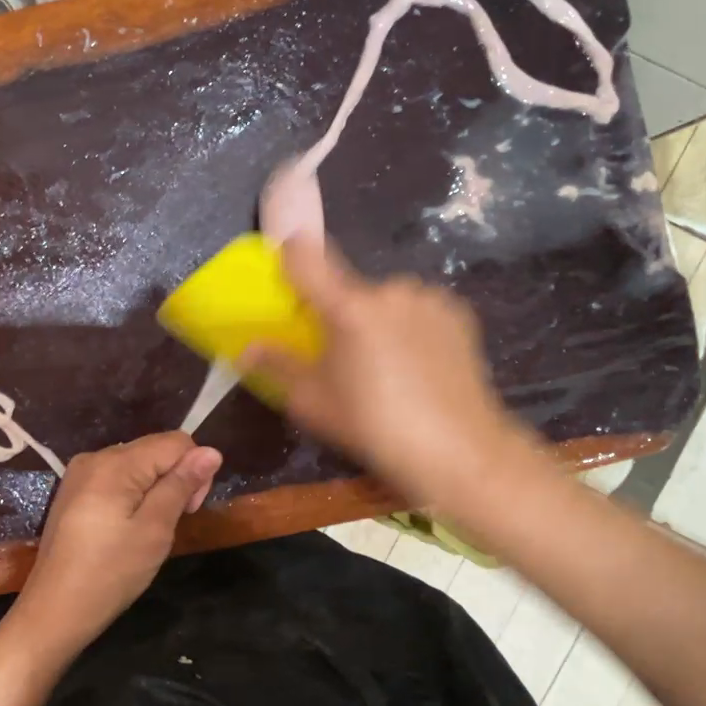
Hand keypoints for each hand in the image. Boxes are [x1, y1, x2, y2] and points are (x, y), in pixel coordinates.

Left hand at [9, 432, 221, 656]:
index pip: (175, 441)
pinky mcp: (73, 492)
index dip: (194, 470)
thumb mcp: (154, 529)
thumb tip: (211, 451)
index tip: (190, 510)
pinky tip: (126, 528)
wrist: (55, 608)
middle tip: (168, 525)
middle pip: (153, 450)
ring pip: (136, 465)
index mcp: (114, 462)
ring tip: (147, 530)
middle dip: (174, 479)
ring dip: (154, 489)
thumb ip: (181, 485)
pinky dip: (132, 496)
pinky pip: (116, 479)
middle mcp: (94, 457)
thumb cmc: (110, 571)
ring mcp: (79, 474)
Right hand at [243, 233, 529, 508]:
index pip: (305, 256)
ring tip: (383, 366)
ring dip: (376, 321)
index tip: (281, 271)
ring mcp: (428, 299)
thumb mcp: (311, 401)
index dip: (288, 255)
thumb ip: (277, 365)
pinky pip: (417, 312)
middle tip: (339, 355)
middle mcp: (389, 290)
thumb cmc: (372, 426)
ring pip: (385, 301)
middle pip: (348, 289)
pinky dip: (408, 329)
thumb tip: (247, 350)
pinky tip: (415, 366)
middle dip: (339, 313)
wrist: (458, 450)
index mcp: (348, 307)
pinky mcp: (458, 313)